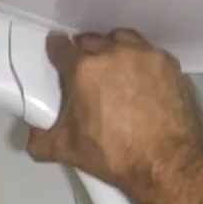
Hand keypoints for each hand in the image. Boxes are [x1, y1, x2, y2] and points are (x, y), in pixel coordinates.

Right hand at [27, 29, 202, 197]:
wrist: (165, 164)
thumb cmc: (114, 155)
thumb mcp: (67, 150)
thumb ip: (41, 139)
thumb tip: (34, 136)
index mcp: (84, 70)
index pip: (61, 48)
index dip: (56, 51)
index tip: (57, 54)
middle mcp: (114, 54)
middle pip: (91, 41)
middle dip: (84, 52)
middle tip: (84, 70)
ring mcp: (144, 56)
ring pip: (121, 39)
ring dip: (112, 48)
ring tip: (112, 67)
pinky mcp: (168, 65)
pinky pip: (148, 52)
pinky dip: (139, 60)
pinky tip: (139, 77)